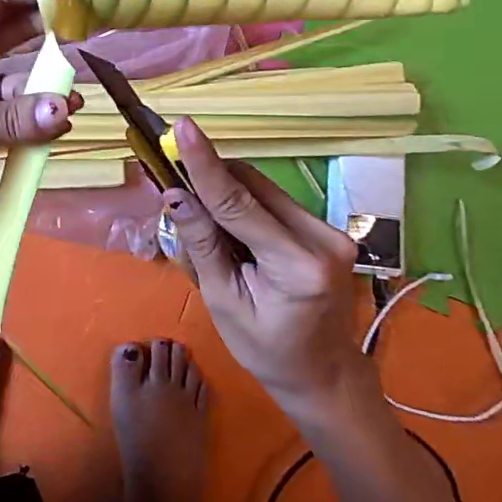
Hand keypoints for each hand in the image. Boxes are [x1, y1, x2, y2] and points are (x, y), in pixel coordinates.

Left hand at [0, 0, 81, 230]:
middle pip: (17, 34)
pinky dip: (38, 121)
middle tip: (94, 31)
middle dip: (52, 31)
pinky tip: (59, 126)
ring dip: (47, 86)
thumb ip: (6, 119)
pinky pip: (17, 117)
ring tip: (73, 100)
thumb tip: (67, 110)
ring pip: (22, 81)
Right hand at [162, 117, 369, 414]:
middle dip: (208, 178)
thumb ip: (203, 245)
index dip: (205, 164)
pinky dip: (243, 206)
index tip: (183, 127)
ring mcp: (329, 231)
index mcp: (297, 265)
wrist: (326, 375)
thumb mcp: (224, 302)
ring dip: (224, 194)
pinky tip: (231, 233)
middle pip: (251, 186)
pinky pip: (272, 201)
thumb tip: (174, 196)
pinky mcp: (326, 230)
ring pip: (261, 189)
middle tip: (171, 181)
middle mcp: (322, 238)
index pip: (238, 203)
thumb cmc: (268, 351)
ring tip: (203, 223)